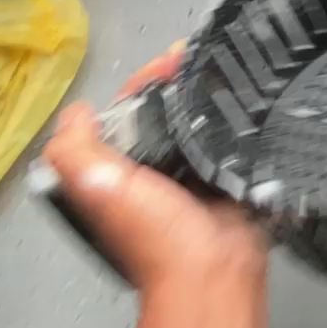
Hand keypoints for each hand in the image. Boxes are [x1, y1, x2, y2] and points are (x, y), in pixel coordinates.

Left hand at [41, 42, 267, 296]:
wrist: (214, 271)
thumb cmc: (156, 233)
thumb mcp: (101, 190)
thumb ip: (76, 152)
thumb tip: (74, 111)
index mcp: (119, 172)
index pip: (127, 114)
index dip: (143, 83)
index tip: (171, 58)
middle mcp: (154, 171)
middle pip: (166, 114)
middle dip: (182, 83)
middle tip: (207, 56)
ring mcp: (194, 174)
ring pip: (200, 123)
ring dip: (212, 96)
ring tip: (233, 66)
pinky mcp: (229, 177)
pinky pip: (231, 139)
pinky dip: (238, 118)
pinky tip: (252, 96)